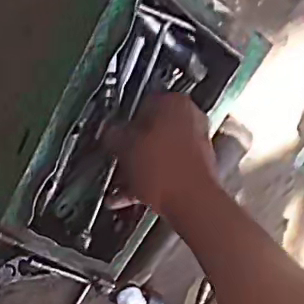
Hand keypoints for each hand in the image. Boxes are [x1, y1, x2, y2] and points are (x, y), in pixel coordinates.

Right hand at [107, 91, 218, 215]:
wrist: (190, 201)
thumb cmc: (165, 169)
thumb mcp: (125, 149)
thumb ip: (113, 136)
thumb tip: (109, 133)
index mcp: (174, 102)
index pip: (143, 102)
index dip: (124, 120)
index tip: (113, 133)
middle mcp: (190, 118)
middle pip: (151, 130)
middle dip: (131, 147)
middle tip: (116, 158)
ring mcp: (195, 144)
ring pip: (157, 152)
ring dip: (137, 167)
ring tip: (119, 183)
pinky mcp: (195, 168)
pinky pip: (165, 170)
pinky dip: (148, 180)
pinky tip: (130, 195)